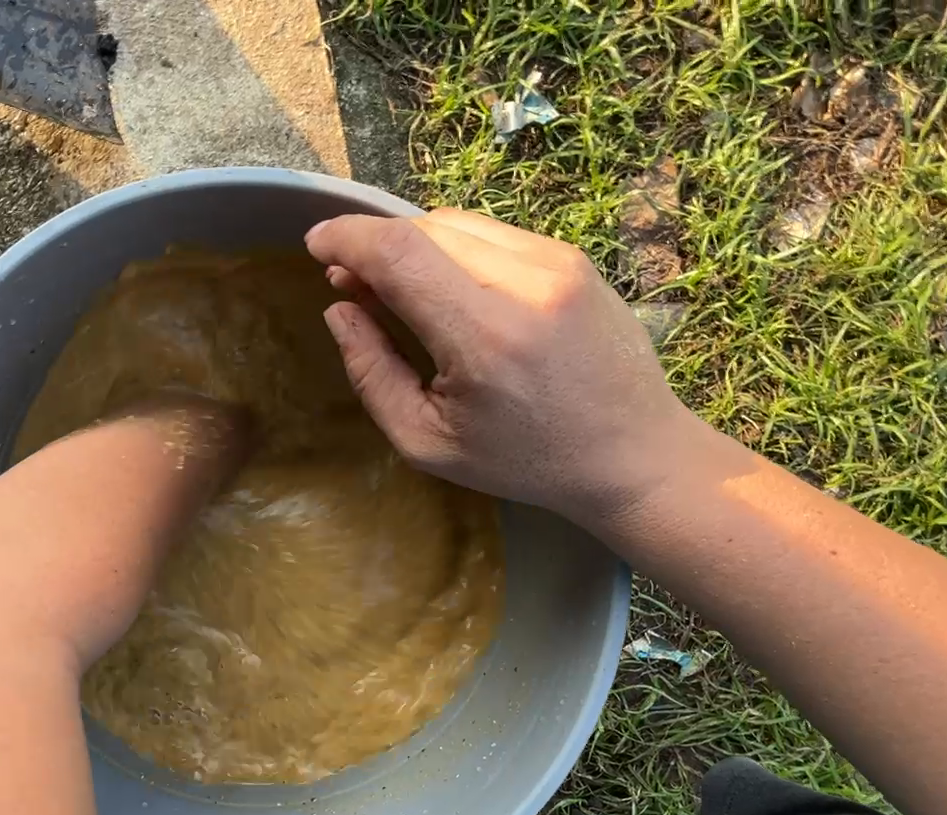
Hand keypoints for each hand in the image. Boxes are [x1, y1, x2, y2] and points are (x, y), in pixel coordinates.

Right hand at [305, 208, 701, 521]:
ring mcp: (558, 261)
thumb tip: (339, 310)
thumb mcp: (427, 441)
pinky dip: (452, 252)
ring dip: (412, 248)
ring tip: (398, 292)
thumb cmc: (522, 460)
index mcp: (484, 336)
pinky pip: (491, 234)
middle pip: (423, 228)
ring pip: (456, 223)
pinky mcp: (573, 257)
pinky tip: (448, 292)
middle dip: (374, 246)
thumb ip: (373, 373)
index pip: (399, 252)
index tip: (315, 244)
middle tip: (352, 287)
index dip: (346, 237)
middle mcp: (526, 281)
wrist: (631, 453)